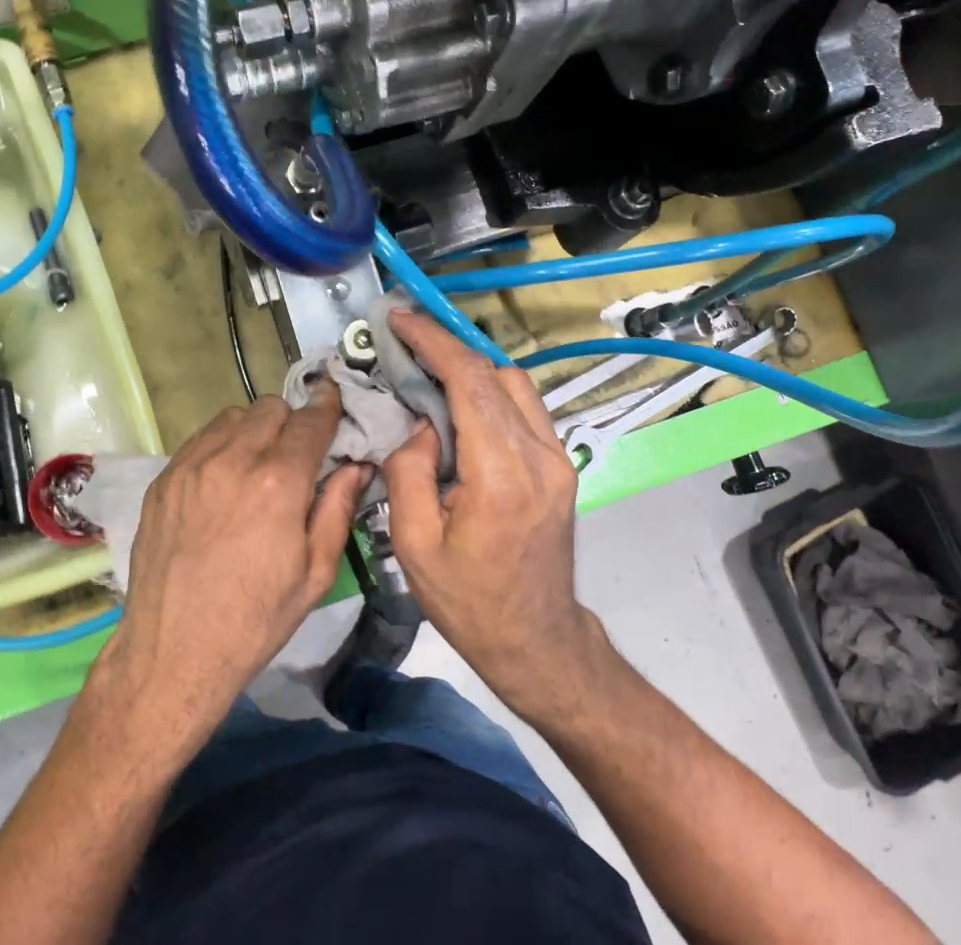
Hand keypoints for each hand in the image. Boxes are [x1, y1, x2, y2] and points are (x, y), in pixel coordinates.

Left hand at [102, 384, 369, 730]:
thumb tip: (356, 466)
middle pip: (269, 409)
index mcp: (278, 483)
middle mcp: (232, 461)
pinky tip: (224, 483)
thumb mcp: (315, 573)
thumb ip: (338, 509)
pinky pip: (198, 442)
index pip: (310, 421)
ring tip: (258, 466)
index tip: (335, 403)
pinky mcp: (162, 481)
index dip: (328, 409)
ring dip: (253, 431)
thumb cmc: (256, 619)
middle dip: (291, 423)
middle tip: (297, 454)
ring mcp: (190, 468)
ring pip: (231, 419)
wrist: (176, 649)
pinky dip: (219, 447)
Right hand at [381, 311, 610, 707]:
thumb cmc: (468, 602)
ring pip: (516, 387)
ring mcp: (558, 461)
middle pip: (497, 375)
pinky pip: (524, 412)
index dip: (434, 342)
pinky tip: (457, 408)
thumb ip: (410, 471)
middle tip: (405, 345)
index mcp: (502, 475)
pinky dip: (489, 395)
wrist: (535, 639)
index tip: (400, 320)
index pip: (470, 383)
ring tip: (426, 373)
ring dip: (471, 371)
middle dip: (449, 349)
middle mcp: (540, 456)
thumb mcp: (414, 544)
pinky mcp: (560, 468)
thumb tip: (421, 425)